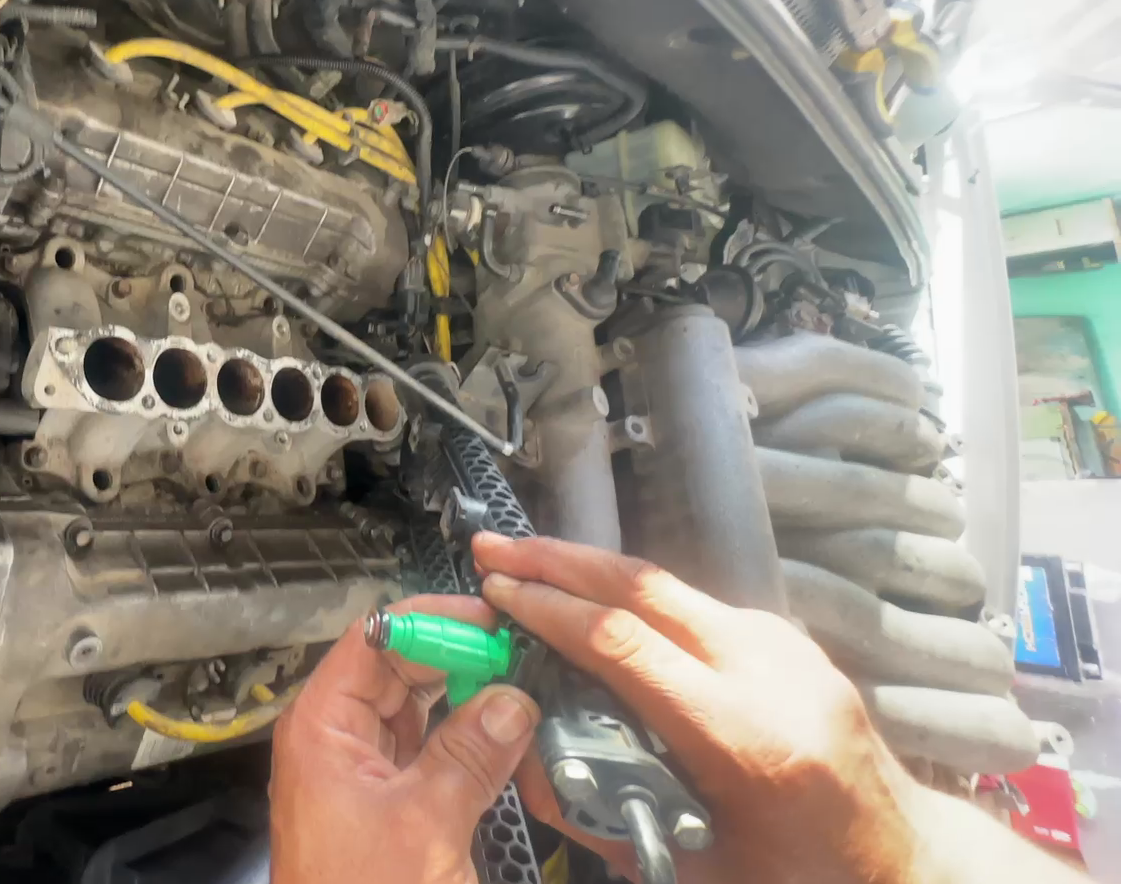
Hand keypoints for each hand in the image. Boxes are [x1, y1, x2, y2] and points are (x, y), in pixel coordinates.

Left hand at [270, 595, 540, 883]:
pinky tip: (497, 726)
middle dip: (451, 655)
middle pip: (393, 668)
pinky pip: (420, 745)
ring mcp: (357, 764)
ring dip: (459, 692)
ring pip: (411, 706)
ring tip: (512, 679)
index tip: (485, 618)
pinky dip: (458, 734)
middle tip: (512, 650)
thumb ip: (470, 755)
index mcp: (322, 721)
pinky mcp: (382, 797)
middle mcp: (334, 731)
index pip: (373, 641)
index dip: (428, 621)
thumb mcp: (425, 825)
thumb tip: (513, 698)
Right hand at [472, 533, 948, 883]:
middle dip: (552, 560)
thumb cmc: (791, 874)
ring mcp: (779, 642)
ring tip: (519, 556)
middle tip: (490, 548)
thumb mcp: (684, 865)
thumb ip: (588, 808)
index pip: (624, 643)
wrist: (908, 863)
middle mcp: (769, 671)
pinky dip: (614, 582)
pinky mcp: (775, 630)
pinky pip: (677, 595)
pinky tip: (577, 586)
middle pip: (639, 585)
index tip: (493, 591)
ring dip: (578, 561)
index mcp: (751, 738)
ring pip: (657, 578)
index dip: (549, 608)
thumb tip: (516, 742)